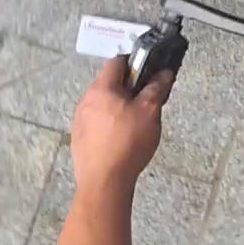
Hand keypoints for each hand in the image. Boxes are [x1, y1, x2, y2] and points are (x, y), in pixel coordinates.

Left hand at [69, 57, 170, 198]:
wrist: (104, 182)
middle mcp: (86, 100)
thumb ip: (157, 88)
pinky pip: (96, 123)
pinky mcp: (78, 140)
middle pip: (109, 84)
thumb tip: (164, 72)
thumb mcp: (150, 111)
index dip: (135, 63)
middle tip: (146, 102)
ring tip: (135, 124)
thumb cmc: (128, 141)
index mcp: (102, 88)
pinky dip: (109, 124)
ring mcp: (79, 121)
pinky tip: (120, 140)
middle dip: (128, 88)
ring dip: (118, 107)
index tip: (150, 74)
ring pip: (102, 104)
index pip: (117, 62)